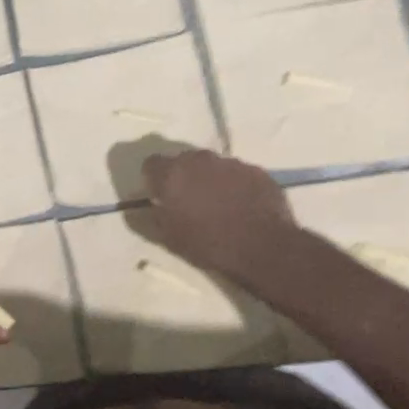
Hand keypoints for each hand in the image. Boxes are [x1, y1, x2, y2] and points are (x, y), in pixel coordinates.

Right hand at [142, 148, 297, 278]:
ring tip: (217, 204)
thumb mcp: (168, 238)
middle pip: (183, 160)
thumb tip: (143, 208)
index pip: (151, 163)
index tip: (158, 196)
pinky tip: (240, 206)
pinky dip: (234, 185)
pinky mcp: (257, 171)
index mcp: (173, 173)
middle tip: (187, 200)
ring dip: (209, 179)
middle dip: (182, 176)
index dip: (153, 179)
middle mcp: (200, 160)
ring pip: (212, 165)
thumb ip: (151, 217)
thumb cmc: (208, 244)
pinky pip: (238, 173)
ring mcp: (231, 163)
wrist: (264, 248)